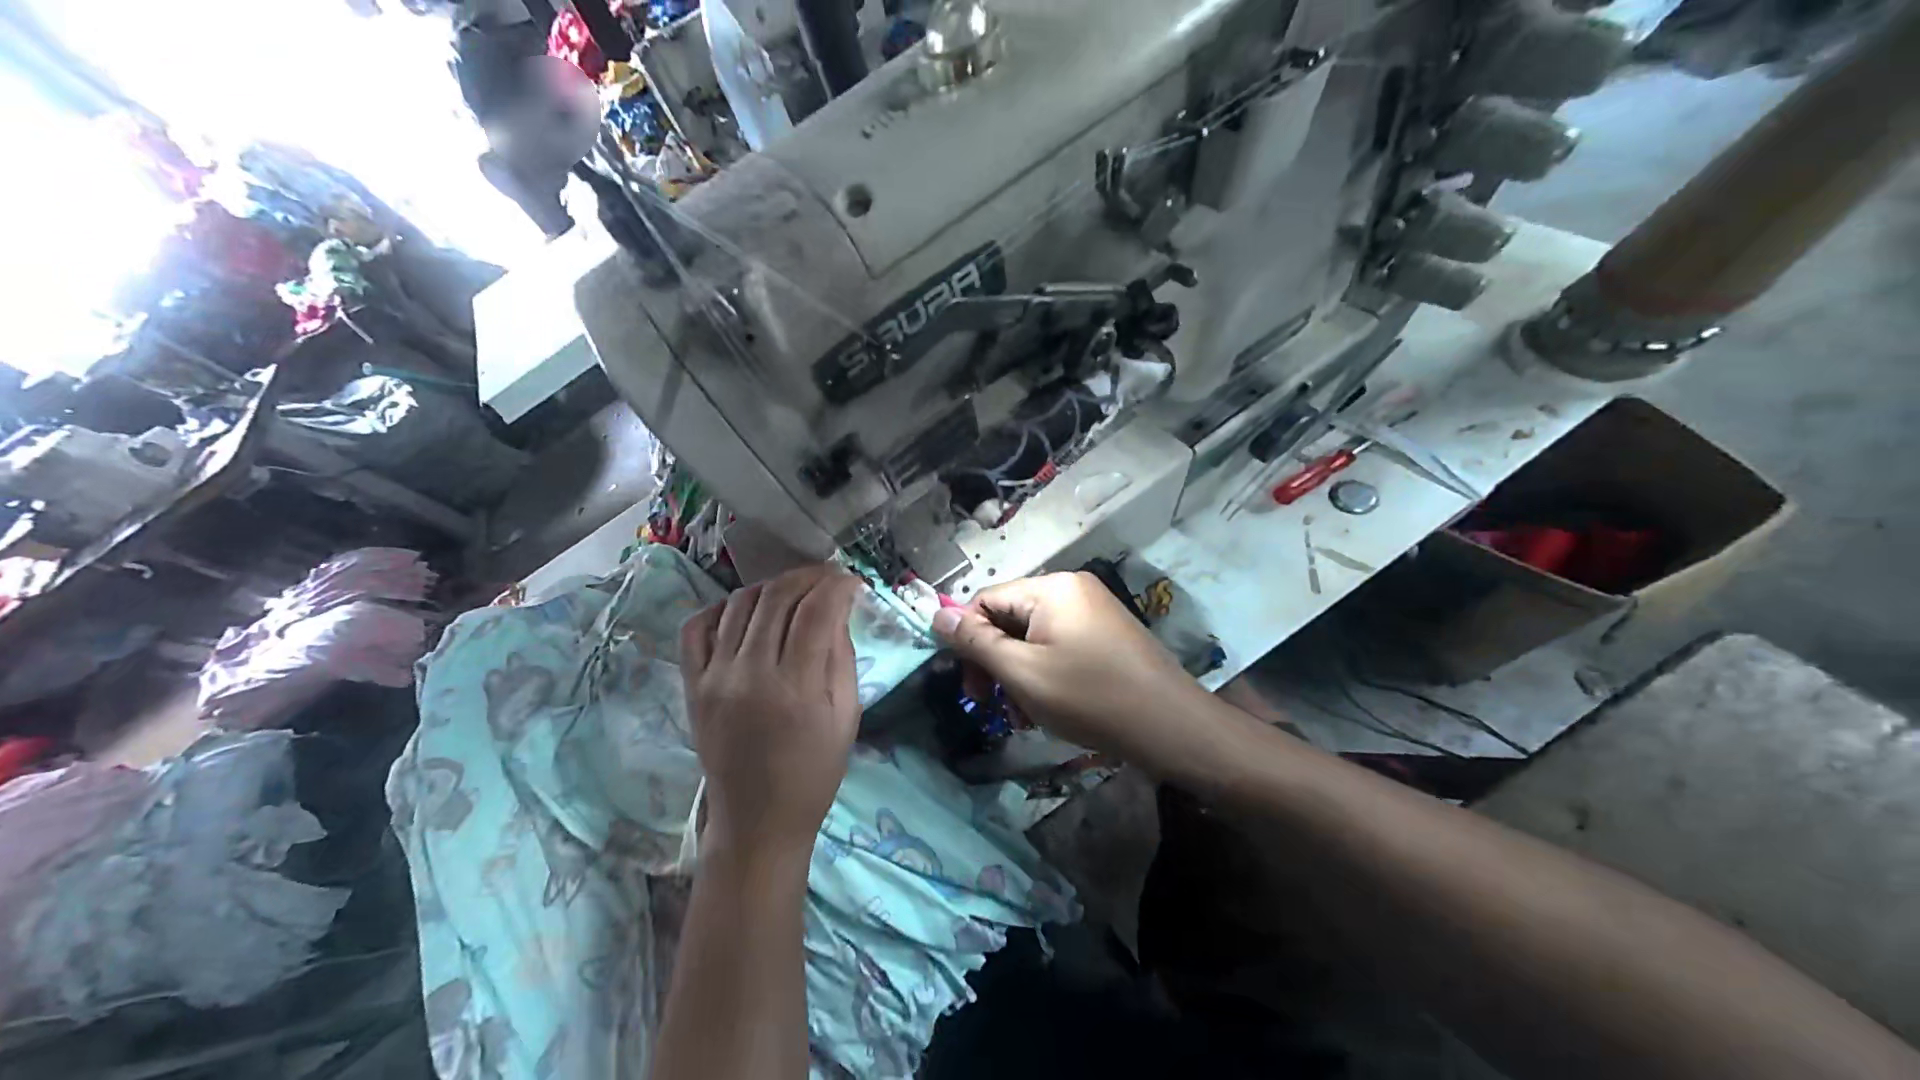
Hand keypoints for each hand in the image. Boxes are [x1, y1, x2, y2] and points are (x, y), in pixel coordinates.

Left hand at [680, 564, 860, 861]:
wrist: (756, 819)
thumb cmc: (813, 773)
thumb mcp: (846, 717)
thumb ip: (841, 657)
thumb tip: (838, 609)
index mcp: (796, 687)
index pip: (816, 611)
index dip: (838, 586)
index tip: (852, 581)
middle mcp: (750, 673)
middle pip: (777, 597)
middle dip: (809, 577)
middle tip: (828, 578)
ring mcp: (714, 677)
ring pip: (740, 603)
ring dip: (772, 586)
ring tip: (794, 592)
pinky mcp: (691, 684)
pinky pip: (698, 626)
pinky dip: (723, 607)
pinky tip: (747, 611)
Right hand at [931, 572, 1215, 769]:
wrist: (1171, 727)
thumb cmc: (1090, 697)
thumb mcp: (1023, 673)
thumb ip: (976, 643)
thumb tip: (936, 615)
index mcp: (1051, 588)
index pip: (987, 601)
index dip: (968, 641)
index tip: (971, 687)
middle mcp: (1072, 589)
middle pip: (1010, 617)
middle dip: (995, 662)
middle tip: (991, 705)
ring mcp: (1093, 610)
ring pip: (1033, 636)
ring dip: (1018, 673)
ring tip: (1023, 714)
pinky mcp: (1107, 634)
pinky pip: (1059, 645)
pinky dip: (1045, 673)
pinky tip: (1048, 707)